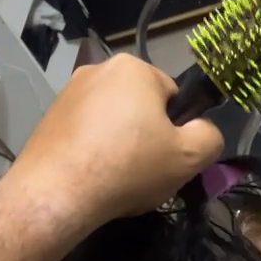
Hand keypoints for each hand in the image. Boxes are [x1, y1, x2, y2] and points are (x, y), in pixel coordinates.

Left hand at [0, 56, 222, 234]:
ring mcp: (69, 92)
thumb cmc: (129, 167)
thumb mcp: (189, 157)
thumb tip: (205, 131)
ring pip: (114, 122)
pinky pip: (88, 134)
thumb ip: (210, 137)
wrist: (58, 192)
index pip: (174, 97)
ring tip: (119, 179)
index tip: (170, 158)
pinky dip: (96, 152)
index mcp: (135, 68)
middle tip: (147, 173)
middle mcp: (99, 69)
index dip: (178, 131)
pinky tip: (95, 178)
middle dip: (148, 137)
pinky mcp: (50, 117)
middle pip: (142, 108)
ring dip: (122, 146)